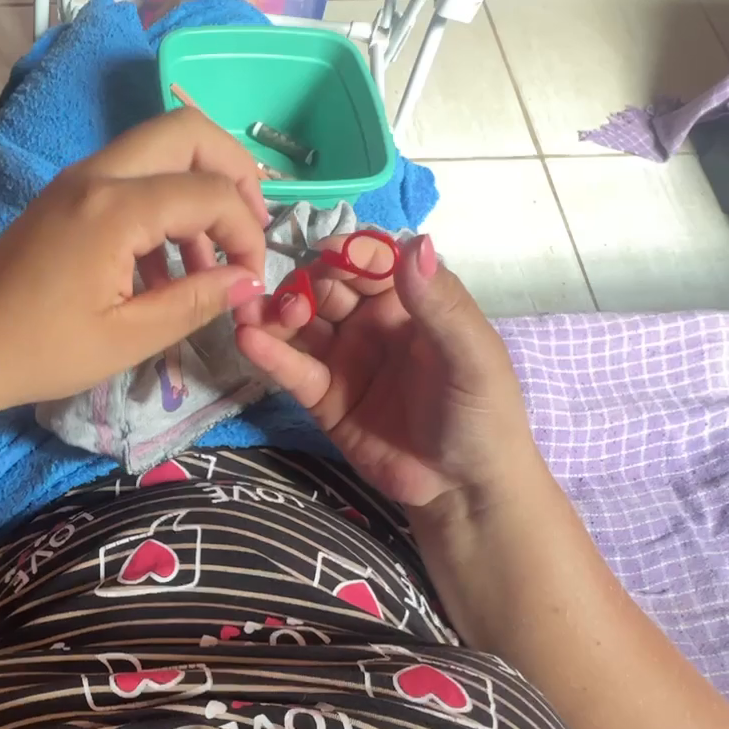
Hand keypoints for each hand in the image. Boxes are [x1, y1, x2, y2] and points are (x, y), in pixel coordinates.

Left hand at [0, 108, 269, 416]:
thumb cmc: (40, 353)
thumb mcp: (127, 339)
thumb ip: (194, 303)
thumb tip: (248, 281)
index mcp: (116, 208)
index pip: (210, 192)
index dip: (247, 232)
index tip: (253, 281)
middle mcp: (97, 175)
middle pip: (187, 132)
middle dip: (233, 173)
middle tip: (249, 230)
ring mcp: (75, 181)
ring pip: (158, 151)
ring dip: (196, 192)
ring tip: (208, 266)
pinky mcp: (63, 199)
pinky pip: (129, 179)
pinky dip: (161, 208)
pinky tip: (164, 271)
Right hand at [234, 233, 542, 509]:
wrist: (460, 487)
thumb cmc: (480, 415)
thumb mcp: (472, 356)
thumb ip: (441, 303)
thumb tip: (412, 241)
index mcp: (410, 303)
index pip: (370, 262)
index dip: (348, 254)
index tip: (326, 254)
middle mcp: (370, 324)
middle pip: (325, 288)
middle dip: (303, 287)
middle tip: (291, 307)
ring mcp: (343, 361)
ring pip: (299, 325)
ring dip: (272, 315)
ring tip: (249, 317)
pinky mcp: (320, 399)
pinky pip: (291, 370)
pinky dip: (268, 354)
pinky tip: (248, 341)